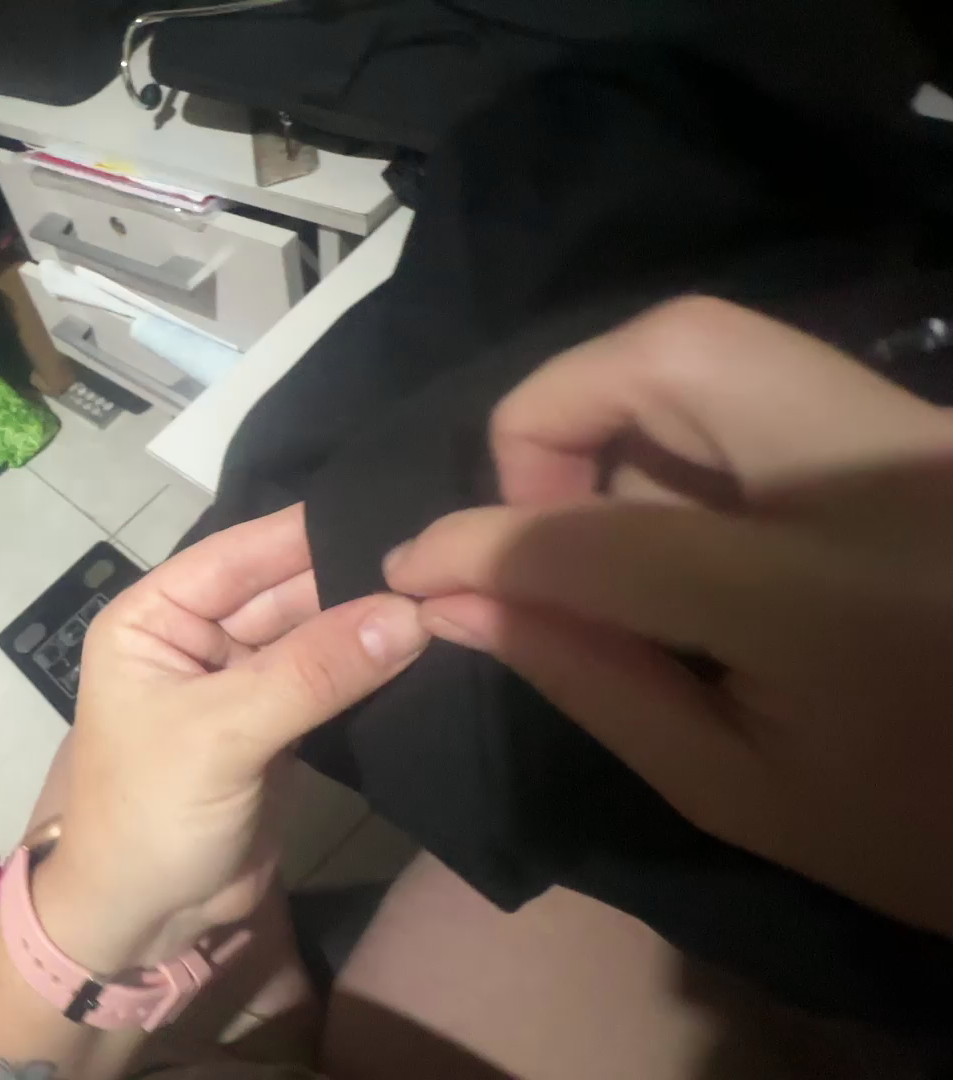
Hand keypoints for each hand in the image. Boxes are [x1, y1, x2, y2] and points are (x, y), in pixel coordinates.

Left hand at [35, 505, 429, 970]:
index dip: (304, 531)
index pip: (233, 555)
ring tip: (449, 589)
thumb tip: (408, 611)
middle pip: (276, 590)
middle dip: (346, 576)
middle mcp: (191, 634)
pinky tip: (423, 641)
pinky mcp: (272, 719)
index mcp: (152, 616)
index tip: (390, 504)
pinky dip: (364, 665)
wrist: (146, 912)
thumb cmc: (151, 808)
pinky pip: (323, 677)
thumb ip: (311, 672)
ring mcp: (235, 676)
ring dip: (364, 620)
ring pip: (305, 633)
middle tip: (440, 553)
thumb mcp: (221, 732)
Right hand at [382, 297, 952, 937]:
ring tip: (591, 515)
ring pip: (710, 346)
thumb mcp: (730, 789)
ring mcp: (925, 439)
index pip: (589, 536)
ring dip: (601, 414)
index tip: (409, 567)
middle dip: (543, 413)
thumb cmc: (938, 833)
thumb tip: (449, 601)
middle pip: (671, 350)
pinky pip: (753, 387)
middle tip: (525, 508)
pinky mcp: (923, 433)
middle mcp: (894, 482)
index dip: (468, 543)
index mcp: (845, 606)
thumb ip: (579, 676)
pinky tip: (670, 519)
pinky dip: (663, 432)